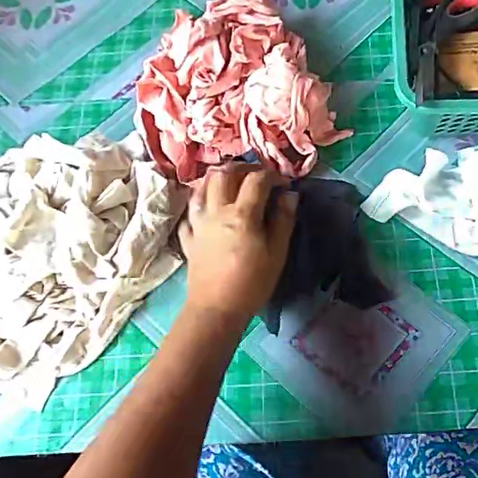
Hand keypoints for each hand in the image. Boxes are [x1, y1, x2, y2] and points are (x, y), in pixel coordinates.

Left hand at [179, 163, 297, 329]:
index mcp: (242, 214)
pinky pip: (190, 213)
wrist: (216, 309)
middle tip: (257, 175)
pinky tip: (208, 210)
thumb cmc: (253, 283)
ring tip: (231, 183)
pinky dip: (200, 204)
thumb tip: (289, 195)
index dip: (272, 175)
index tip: (283, 182)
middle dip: (242, 168)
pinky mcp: (188, 238)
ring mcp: (198, 224)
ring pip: (202, 188)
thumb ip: (283, 220)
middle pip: (224, 174)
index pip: (257, 180)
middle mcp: (217, 211)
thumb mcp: (277, 252)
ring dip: (217, 179)